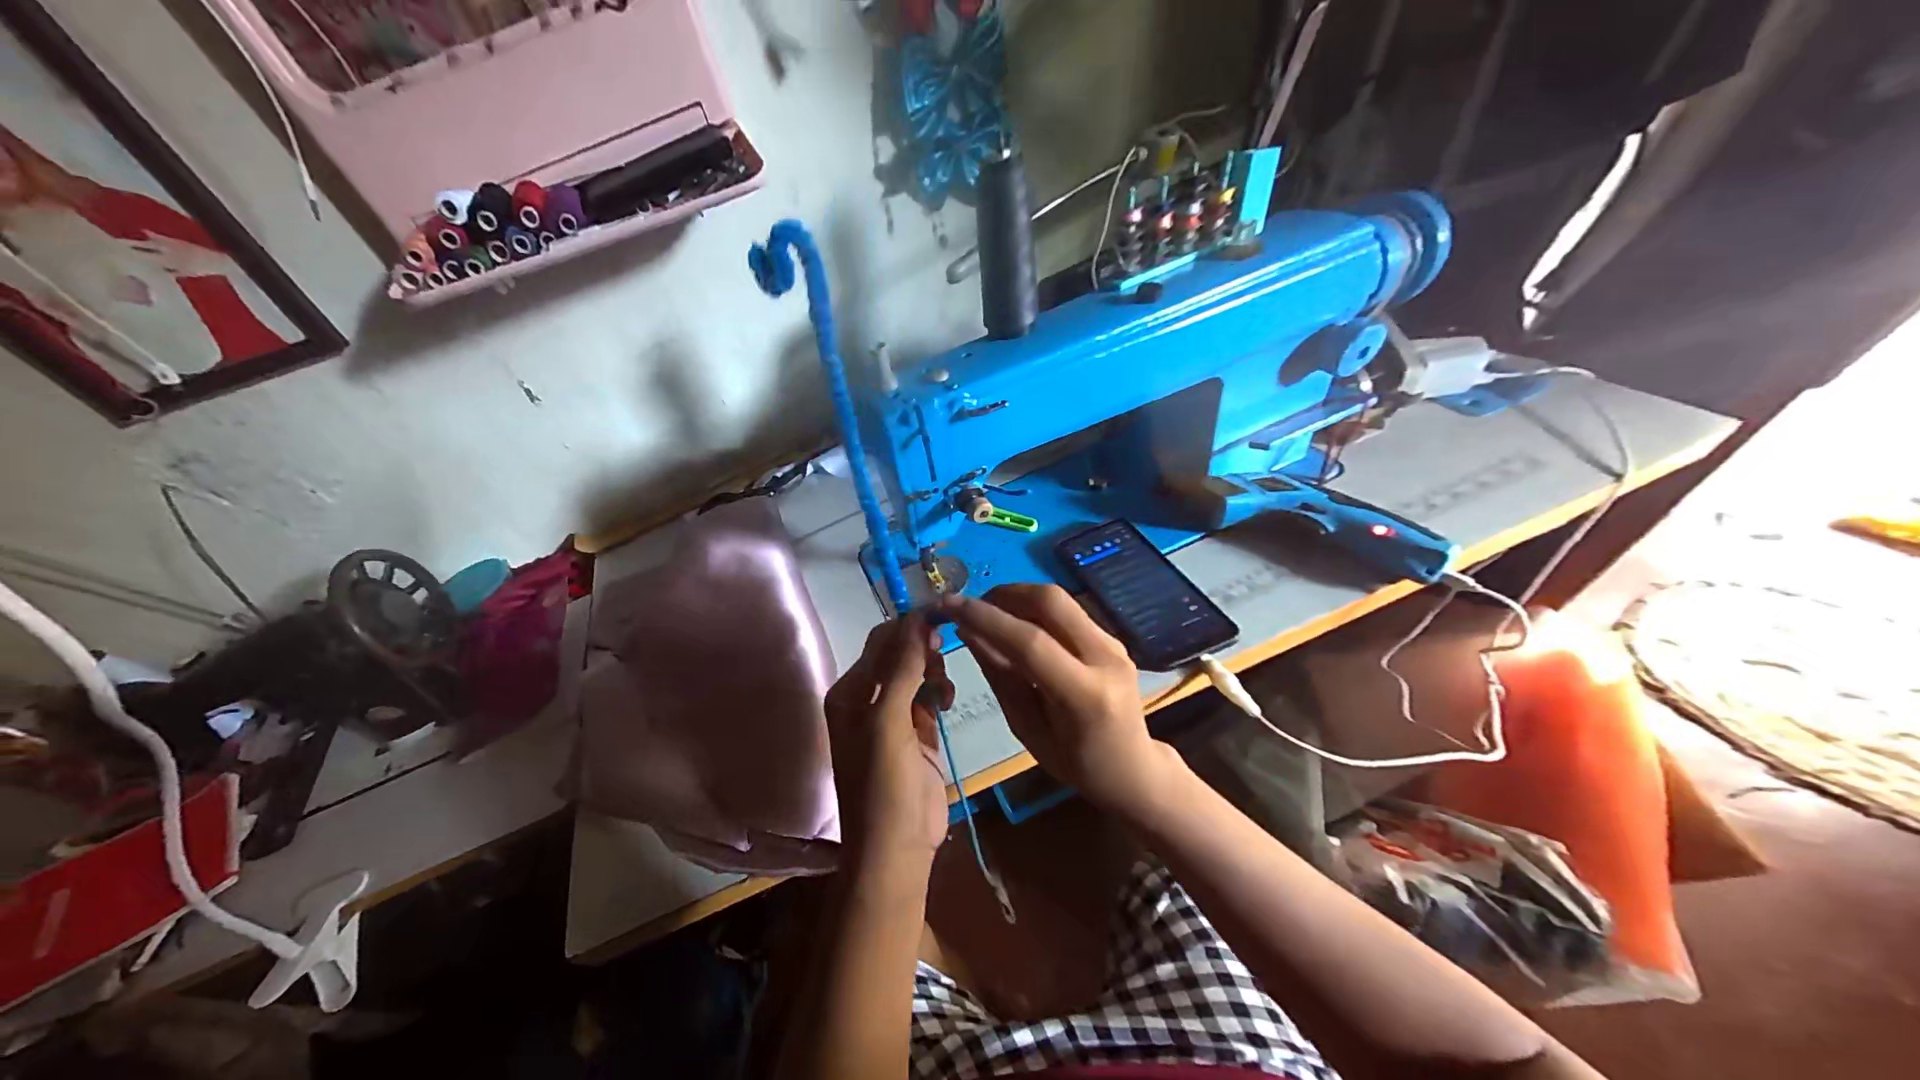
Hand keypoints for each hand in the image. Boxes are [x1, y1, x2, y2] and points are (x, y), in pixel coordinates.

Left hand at [823, 614, 952, 870]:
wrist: (897, 847)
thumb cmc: (884, 784)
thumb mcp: (889, 723)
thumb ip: (903, 669)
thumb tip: (917, 619)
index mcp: (850, 692)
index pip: (880, 643)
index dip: (909, 627)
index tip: (943, 615)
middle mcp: (868, 699)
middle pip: (899, 654)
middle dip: (923, 647)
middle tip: (945, 649)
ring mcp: (894, 716)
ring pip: (917, 672)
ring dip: (933, 669)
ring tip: (943, 685)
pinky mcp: (917, 733)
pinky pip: (929, 697)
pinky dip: (939, 691)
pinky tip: (948, 701)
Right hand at [940, 585, 1176, 809]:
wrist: (1134, 767)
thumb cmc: (1076, 763)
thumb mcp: (1028, 729)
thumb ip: (1001, 677)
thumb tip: (969, 632)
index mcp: (1084, 695)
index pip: (1030, 642)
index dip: (986, 618)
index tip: (949, 605)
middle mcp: (1106, 659)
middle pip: (1051, 602)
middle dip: (1005, 594)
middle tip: (972, 605)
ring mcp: (1115, 644)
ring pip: (1060, 600)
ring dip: (1018, 597)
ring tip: (989, 613)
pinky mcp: (1113, 637)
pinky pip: (1068, 611)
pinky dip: (1035, 609)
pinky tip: (1016, 624)